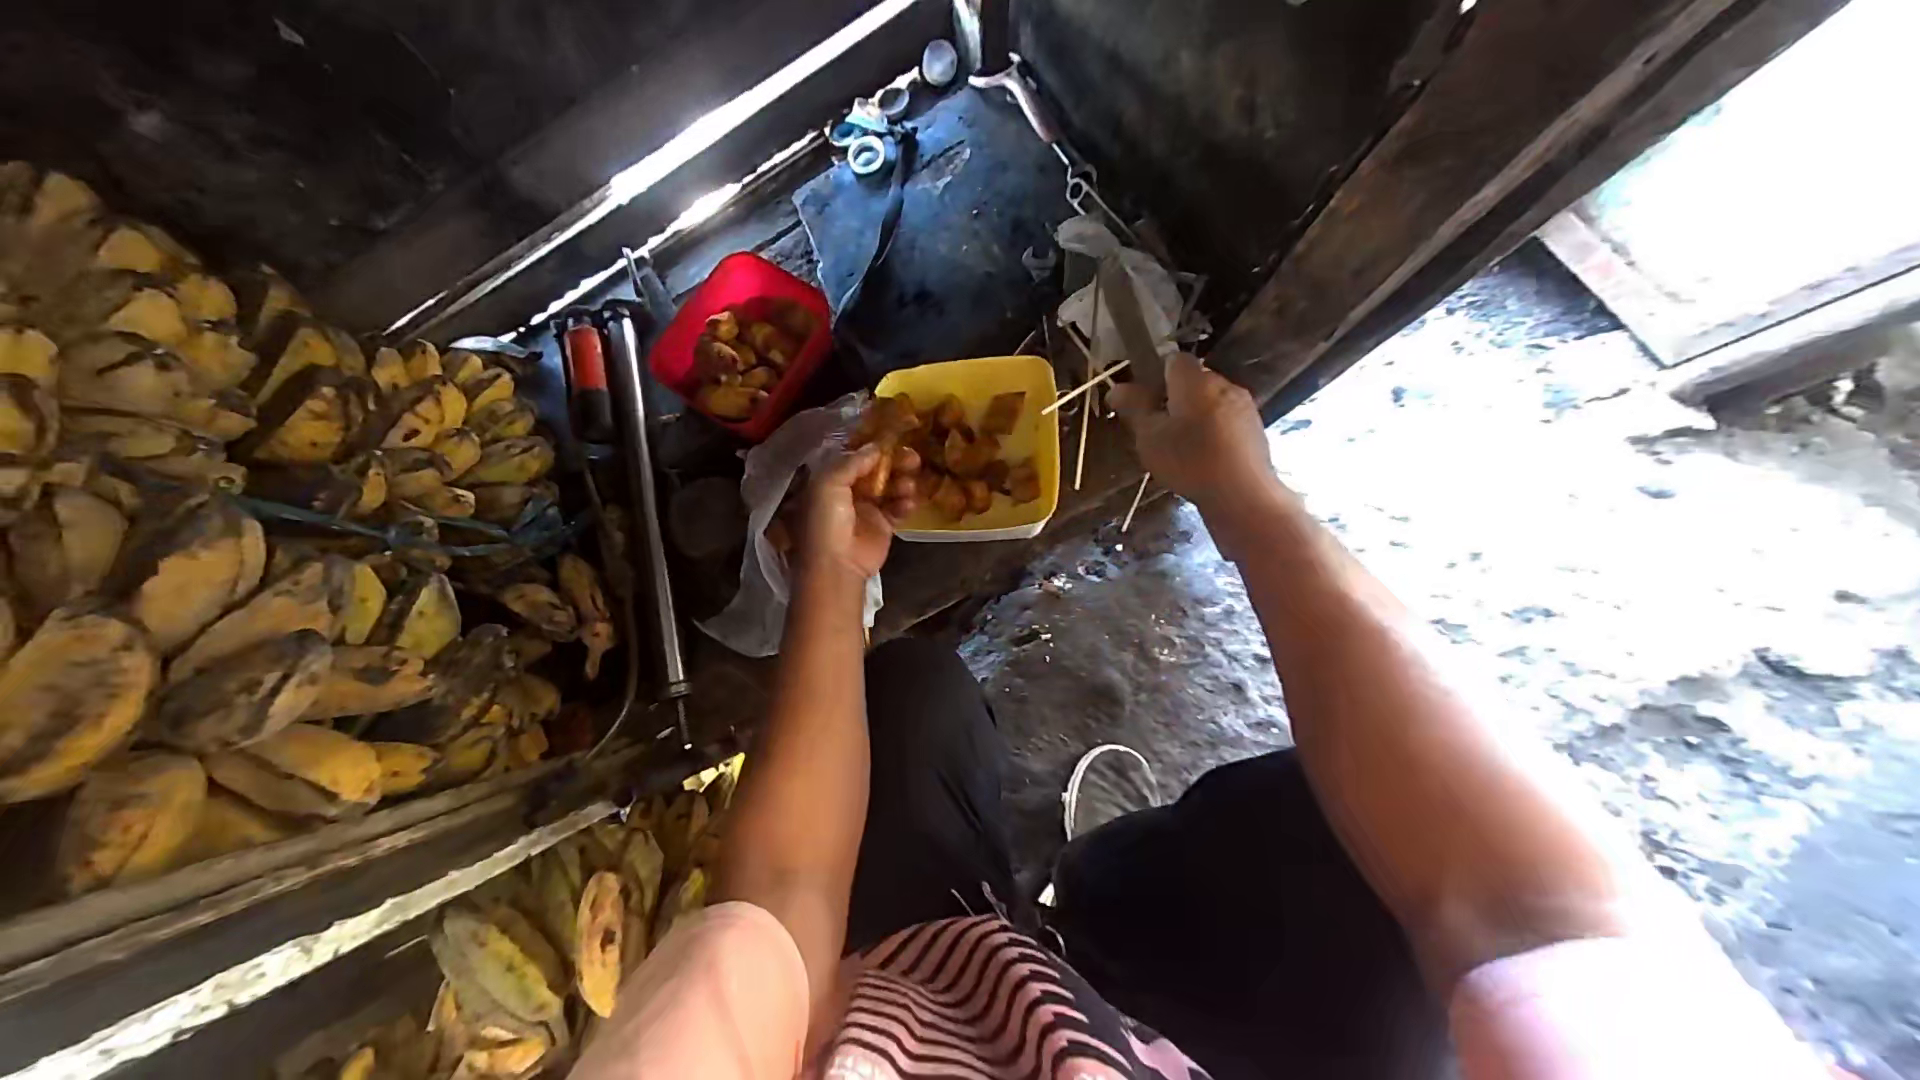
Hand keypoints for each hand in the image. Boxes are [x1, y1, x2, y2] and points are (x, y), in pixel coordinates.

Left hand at [796, 444, 907, 583]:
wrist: (836, 565)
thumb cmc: (826, 522)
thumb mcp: (829, 484)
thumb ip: (852, 462)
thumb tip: (875, 447)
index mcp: (831, 478)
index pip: (855, 456)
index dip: (874, 446)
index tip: (894, 437)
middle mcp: (850, 491)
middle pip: (878, 469)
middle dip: (895, 462)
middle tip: (912, 458)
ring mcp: (868, 508)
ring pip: (891, 486)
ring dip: (903, 482)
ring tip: (908, 486)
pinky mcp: (884, 525)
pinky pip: (898, 507)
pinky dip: (905, 503)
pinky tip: (907, 504)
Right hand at [1108, 353, 1283, 512]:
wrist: (1242, 494)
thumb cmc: (1189, 461)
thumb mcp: (1150, 437)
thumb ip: (1134, 408)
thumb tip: (1116, 388)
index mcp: (1195, 381)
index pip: (1174, 360)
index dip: (1157, 375)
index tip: (1145, 402)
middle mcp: (1223, 384)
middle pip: (1194, 381)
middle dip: (1175, 398)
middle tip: (1158, 428)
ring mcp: (1244, 406)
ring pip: (1211, 401)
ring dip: (1196, 415)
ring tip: (1182, 447)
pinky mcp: (1255, 428)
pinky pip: (1226, 419)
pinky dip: (1214, 431)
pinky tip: (1205, 457)